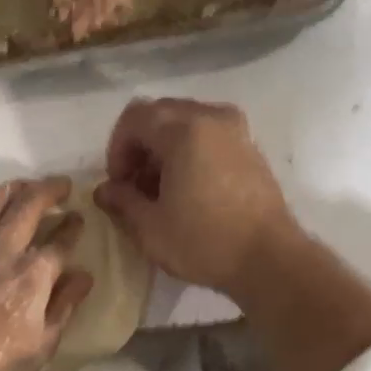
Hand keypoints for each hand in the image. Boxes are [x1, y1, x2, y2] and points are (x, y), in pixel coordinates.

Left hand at [0, 177, 93, 370]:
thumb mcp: (42, 346)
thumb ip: (64, 306)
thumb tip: (83, 275)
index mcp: (33, 275)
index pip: (61, 238)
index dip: (73, 226)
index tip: (78, 219)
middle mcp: (4, 253)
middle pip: (29, 204)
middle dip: (50, 189)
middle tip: (62, 187)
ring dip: (17, 189)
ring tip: (28, 188)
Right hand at [94, 98, 301, 298]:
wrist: (266, 256)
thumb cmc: (202, 242)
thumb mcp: (149, 229)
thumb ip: (122, 202)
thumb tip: (104, 191)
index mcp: (183, 131)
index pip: (134, 118)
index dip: (116, 150)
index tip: (118, 185)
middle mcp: (211, 117)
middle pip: (160, 114)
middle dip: (139, 147)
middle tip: (134, 188)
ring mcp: (235, 128)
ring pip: (184, 122)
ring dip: (162, 151)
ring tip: (159, 192)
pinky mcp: (248, 146)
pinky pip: (206, 134)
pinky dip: (187, 153)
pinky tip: (185, 190)